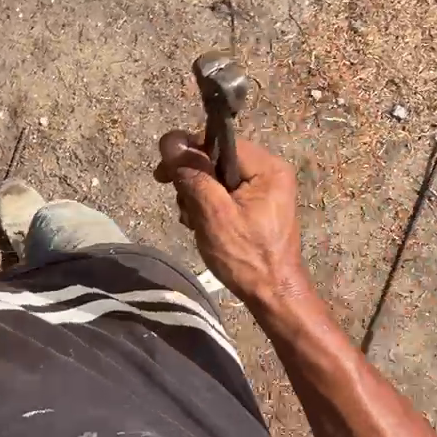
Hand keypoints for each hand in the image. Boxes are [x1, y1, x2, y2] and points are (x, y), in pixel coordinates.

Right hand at [154, 132, 313, 311]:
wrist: (272, 295)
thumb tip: (169, 141)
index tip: (164, 175)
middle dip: (192, 182)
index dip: (188, 154)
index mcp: (267, 167)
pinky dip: (206, 208)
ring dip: (196, 198)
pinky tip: (202, 227)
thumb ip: (192, 174)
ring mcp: (263, 191)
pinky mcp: (255, 207)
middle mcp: (268, 172)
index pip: (219, 142)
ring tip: (195, 223)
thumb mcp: (214, 214)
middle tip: (182, 207)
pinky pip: (222, 195)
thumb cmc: (246, 256)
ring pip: (215, 179)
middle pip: (215, 160)